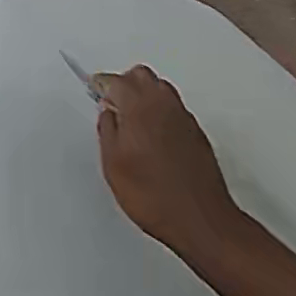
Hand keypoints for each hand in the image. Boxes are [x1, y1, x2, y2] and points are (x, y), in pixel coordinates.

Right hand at [93, 65, 242, 256]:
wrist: (199, 220)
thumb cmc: (157, 196)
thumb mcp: (113, 164)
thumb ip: (107, 130)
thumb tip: (107, 114)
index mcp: (138, 106)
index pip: (115, 80)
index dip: (101, 84)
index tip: (95, 88)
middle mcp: (163, 105)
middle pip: (141, 75)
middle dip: (124, 82)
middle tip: (112, 99)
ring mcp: (183, 117)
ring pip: (160, 88)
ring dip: (144, 94)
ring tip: (132, 116)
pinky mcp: (197, 133)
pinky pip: (175, 107)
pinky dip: (161, 111)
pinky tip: (153, 133)